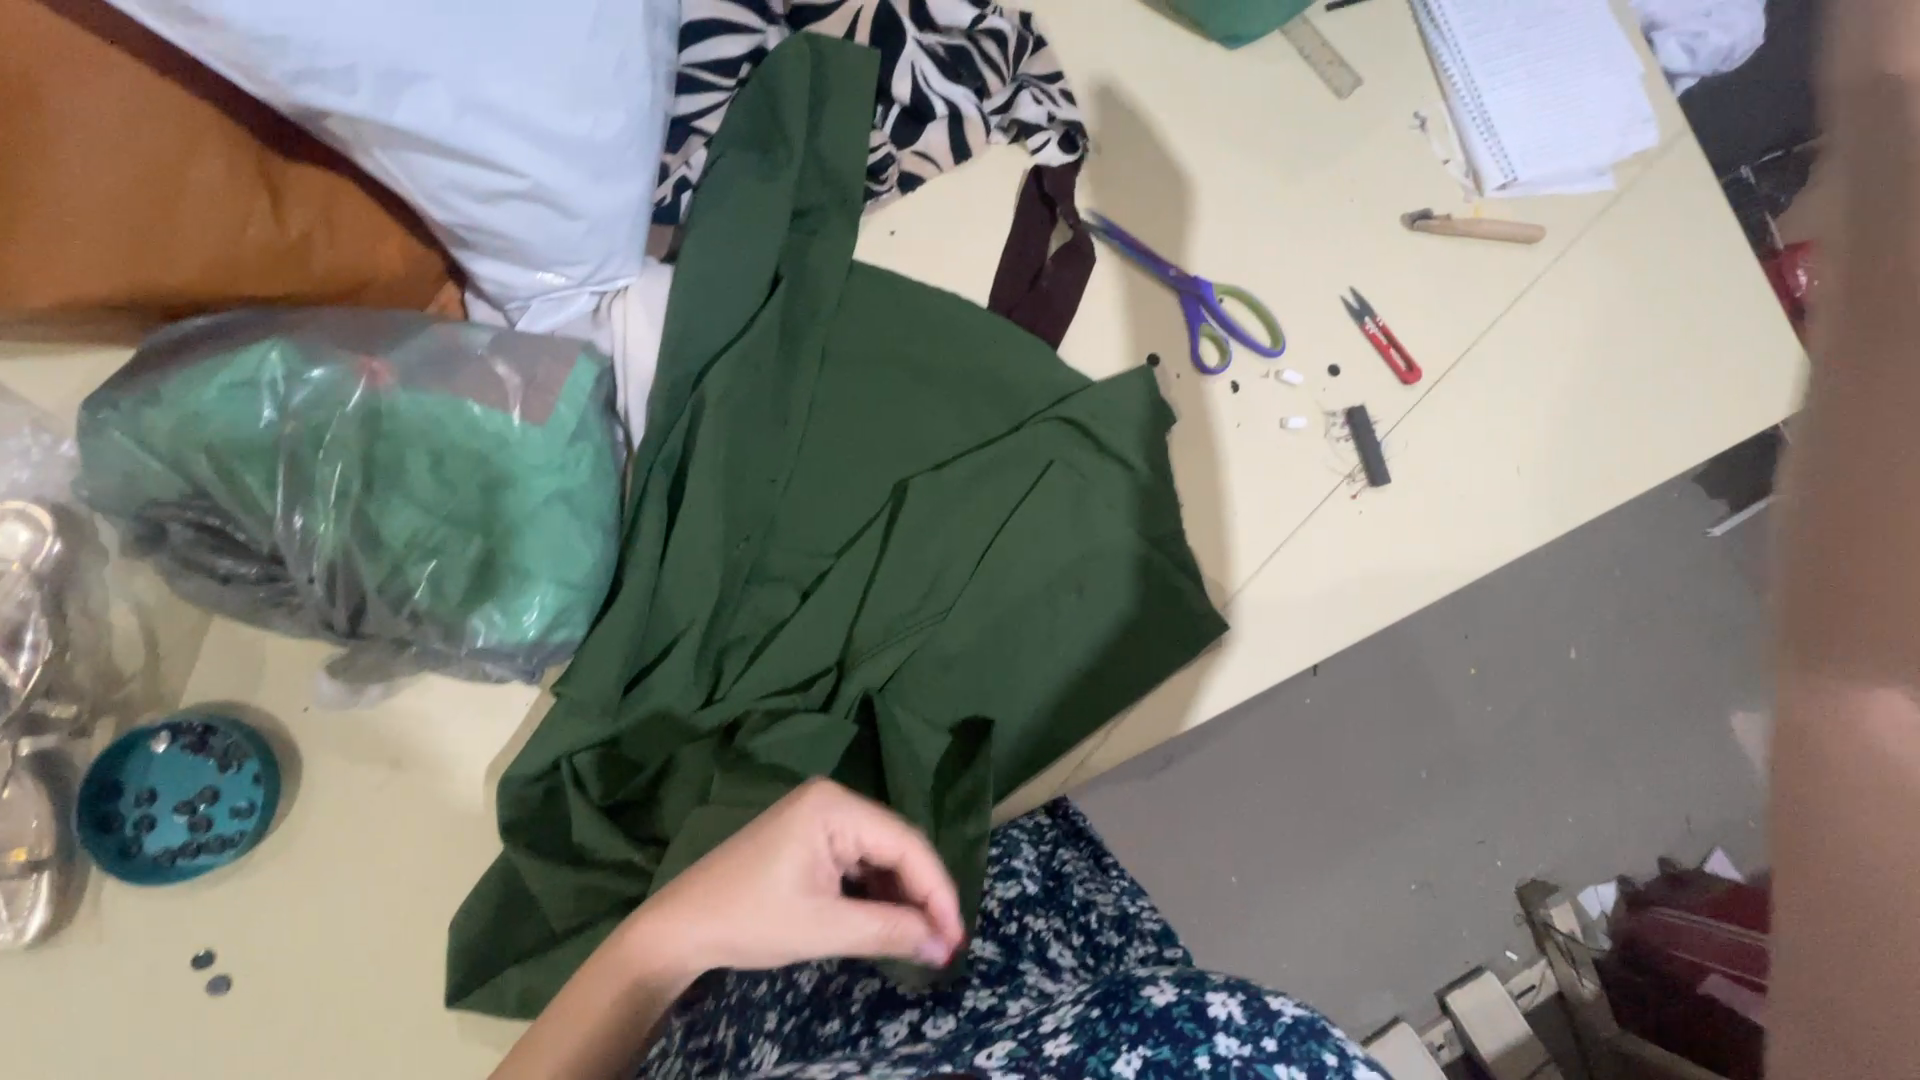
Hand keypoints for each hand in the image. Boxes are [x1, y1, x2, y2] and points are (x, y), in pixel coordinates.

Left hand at [632, 779, 965, 974]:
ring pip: (880, 853)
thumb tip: (943, 946)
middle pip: (896, 845)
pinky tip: (889, 919)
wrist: (680, 926)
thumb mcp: (824, 928)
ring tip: (922, 937)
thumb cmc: (750, 920)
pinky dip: (876, 890)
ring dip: (901, 895)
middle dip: (921, 894)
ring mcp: (820, 815)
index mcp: (835, 806)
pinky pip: (859, 859)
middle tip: (943, 942)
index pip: (905, 843)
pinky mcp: (812, 835)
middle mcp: (833, 799)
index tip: (956, 936)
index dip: (937, 890)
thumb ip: (889, 931)